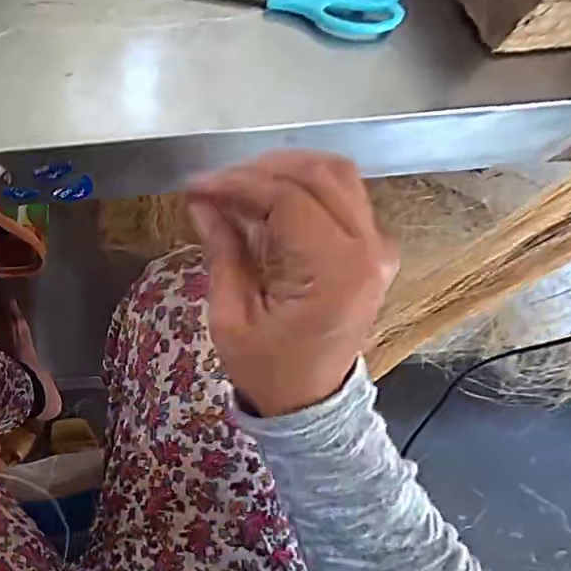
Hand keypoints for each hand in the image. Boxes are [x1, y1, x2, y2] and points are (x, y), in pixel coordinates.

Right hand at [185, 150, 397, 416]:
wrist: (310, 399)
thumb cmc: (265, 366)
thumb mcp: (229, 314)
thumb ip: (223, 251)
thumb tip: (201, 203)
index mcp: (334, 271)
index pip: (288, 199)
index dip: (236, 184)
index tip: (193, 187)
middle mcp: (368, 249)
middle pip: (320, 174)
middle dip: (258, 170)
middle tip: (210, 185)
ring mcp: (376, 245)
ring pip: (336, 176)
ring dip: (280, 172)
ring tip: (232, 188)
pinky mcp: (370, 247)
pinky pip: (339, 196)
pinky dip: (296, 188)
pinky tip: (258, 202)